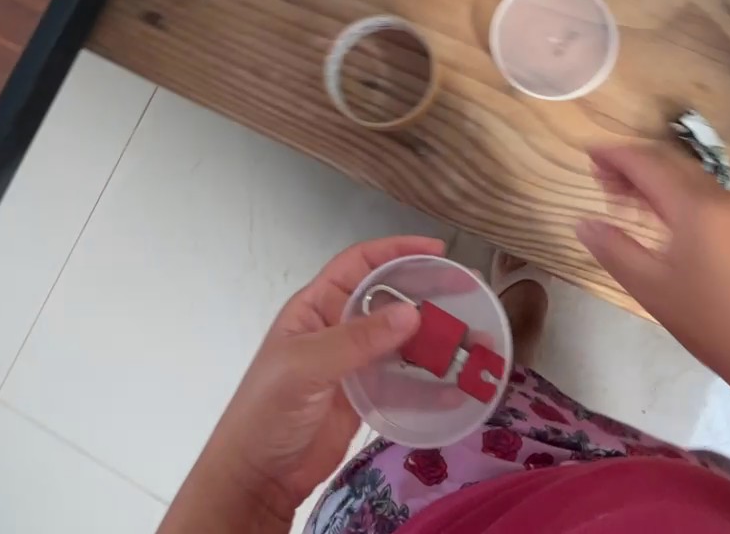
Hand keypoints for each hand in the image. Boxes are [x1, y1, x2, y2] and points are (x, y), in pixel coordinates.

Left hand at [194, 236, 442, 523]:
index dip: (396, 250)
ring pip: (401, 339)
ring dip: (434, 338)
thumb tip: (412, 312)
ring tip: (473, 338)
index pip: (360, 263)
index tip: (437, 249)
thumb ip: (356, 339)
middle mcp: (339, 326)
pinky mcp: (367, 396)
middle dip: (426, 292)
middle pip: (388, 298)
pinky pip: (404, 381)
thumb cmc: (266, 411)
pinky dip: (430, 382)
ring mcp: (355, 363)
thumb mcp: (305, 367)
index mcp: (317, 305)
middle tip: (467, 292)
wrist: (256, 479)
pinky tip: (456, 386)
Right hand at [575, 146, 729, 384]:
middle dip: (632, 165)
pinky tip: (663, 222)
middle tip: (600, 179)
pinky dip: (675, 196)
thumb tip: (583, 223)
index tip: (588, 153)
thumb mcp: (651, 287)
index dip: (615, 155)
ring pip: (688, 180)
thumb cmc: (713, 321)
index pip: (647, 163)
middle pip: (669, 163)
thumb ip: (613, 249)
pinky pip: (704, 197)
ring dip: (654, 180)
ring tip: (624, 200)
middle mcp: (719, 198)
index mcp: (693, 205)